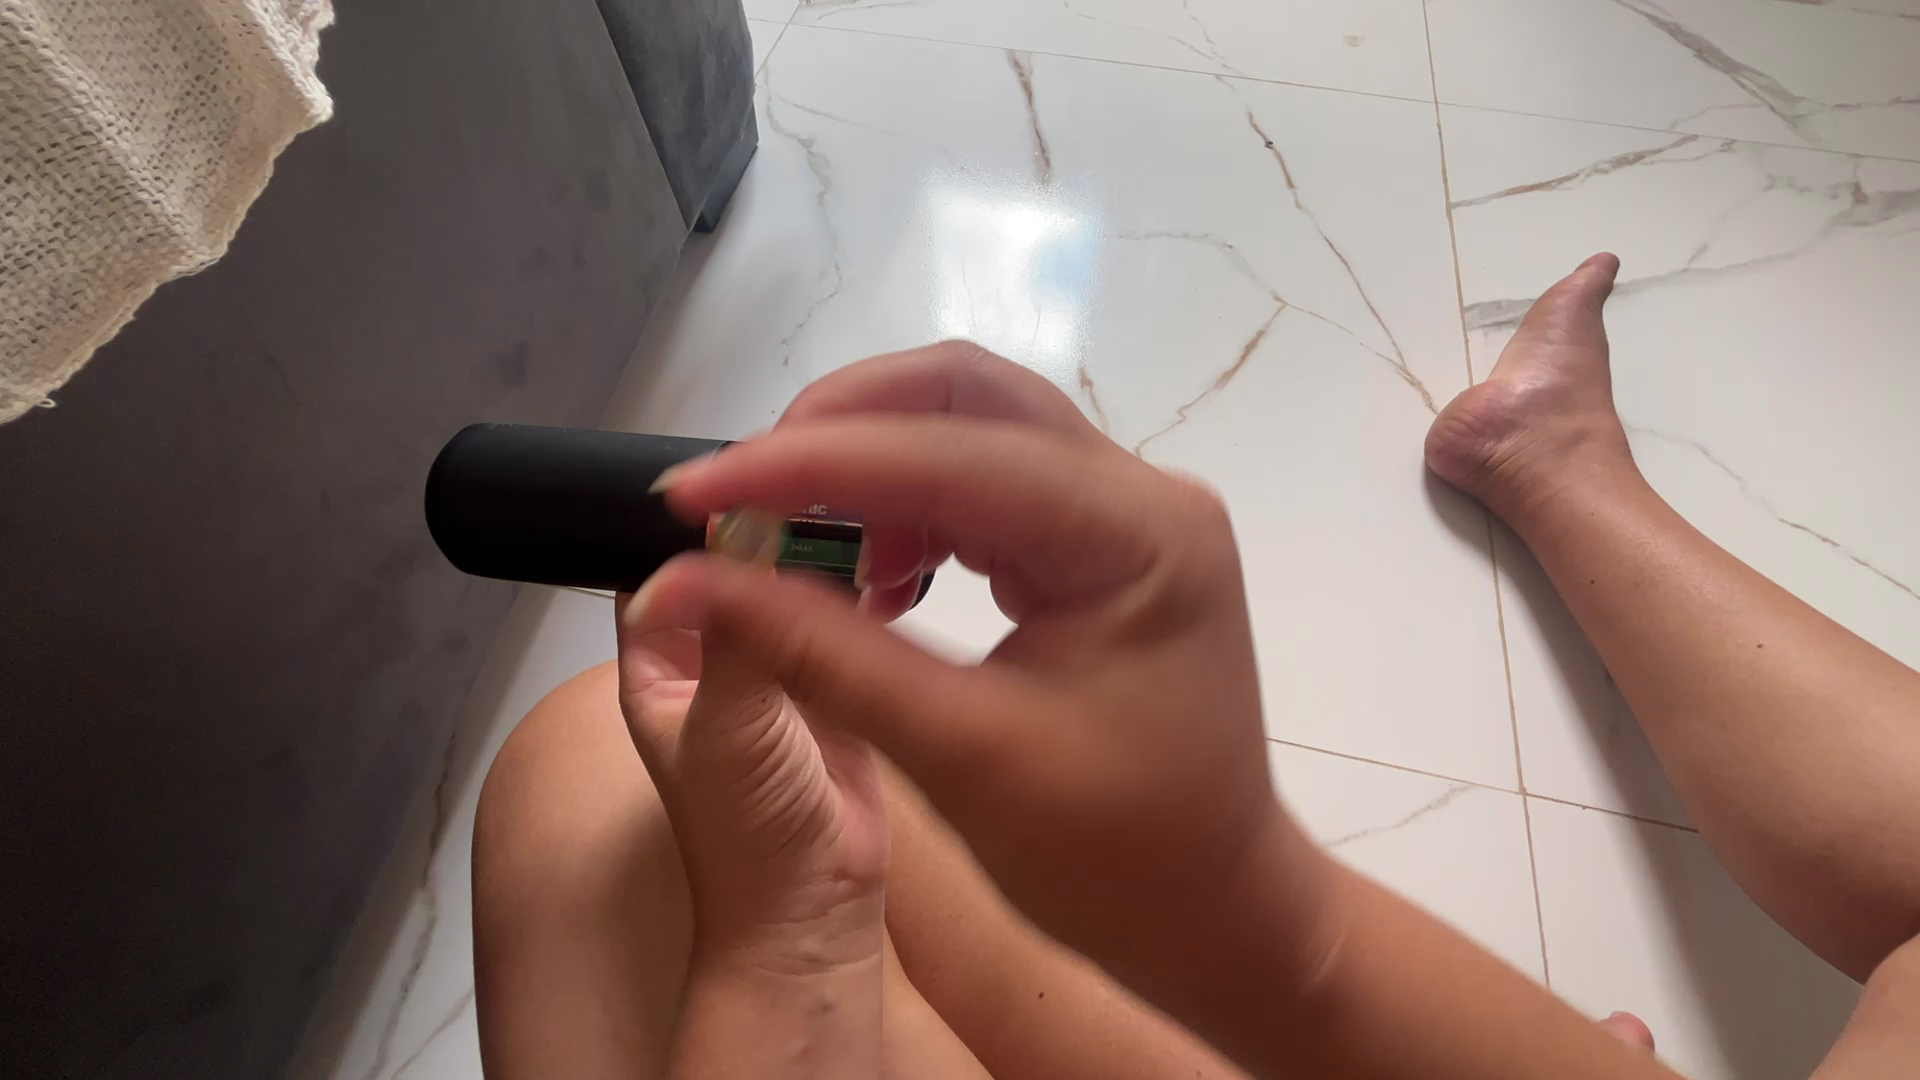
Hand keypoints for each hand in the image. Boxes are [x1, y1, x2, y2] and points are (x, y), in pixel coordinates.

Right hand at [631, 345, 1331, 1009]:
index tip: (696, 491)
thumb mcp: (959, 754)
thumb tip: (685, 585)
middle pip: (969, 396)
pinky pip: (984, 483)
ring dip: (871, 468)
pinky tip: (873, 569)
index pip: (952, 455)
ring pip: (970, 427)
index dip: (810, 464)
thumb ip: (820, 653)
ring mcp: (1121, 508)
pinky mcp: (1096, 538)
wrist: (1210, 904)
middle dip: (844, 429)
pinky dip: (907, 508)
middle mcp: (1139, 493)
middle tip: (749, 493)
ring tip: (804, 544)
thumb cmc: (1114, 858)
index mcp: (1138, 534)